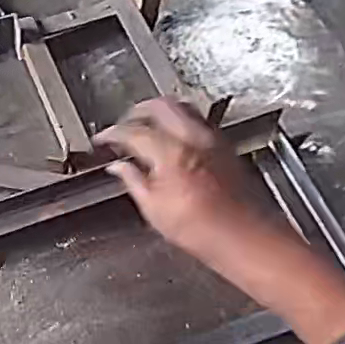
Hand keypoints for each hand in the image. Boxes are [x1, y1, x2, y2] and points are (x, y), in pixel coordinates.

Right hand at [93, 98, 282, 264]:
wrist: (242, 237)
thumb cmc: (203, 230)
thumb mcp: (153, 208)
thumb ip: (132, 180)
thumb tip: (118, 167)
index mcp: (171, 152)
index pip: (132, 131)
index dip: (111, 133)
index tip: (102, 139)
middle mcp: (194, 138)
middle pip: (160, 105)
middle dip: (136, 111)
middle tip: (122, 124)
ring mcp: (212, 140)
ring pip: (182, 108)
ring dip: (159, 113)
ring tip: (144, 127)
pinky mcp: (224, 147)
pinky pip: (197, 122)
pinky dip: (178, 123)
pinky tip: (170, 140)